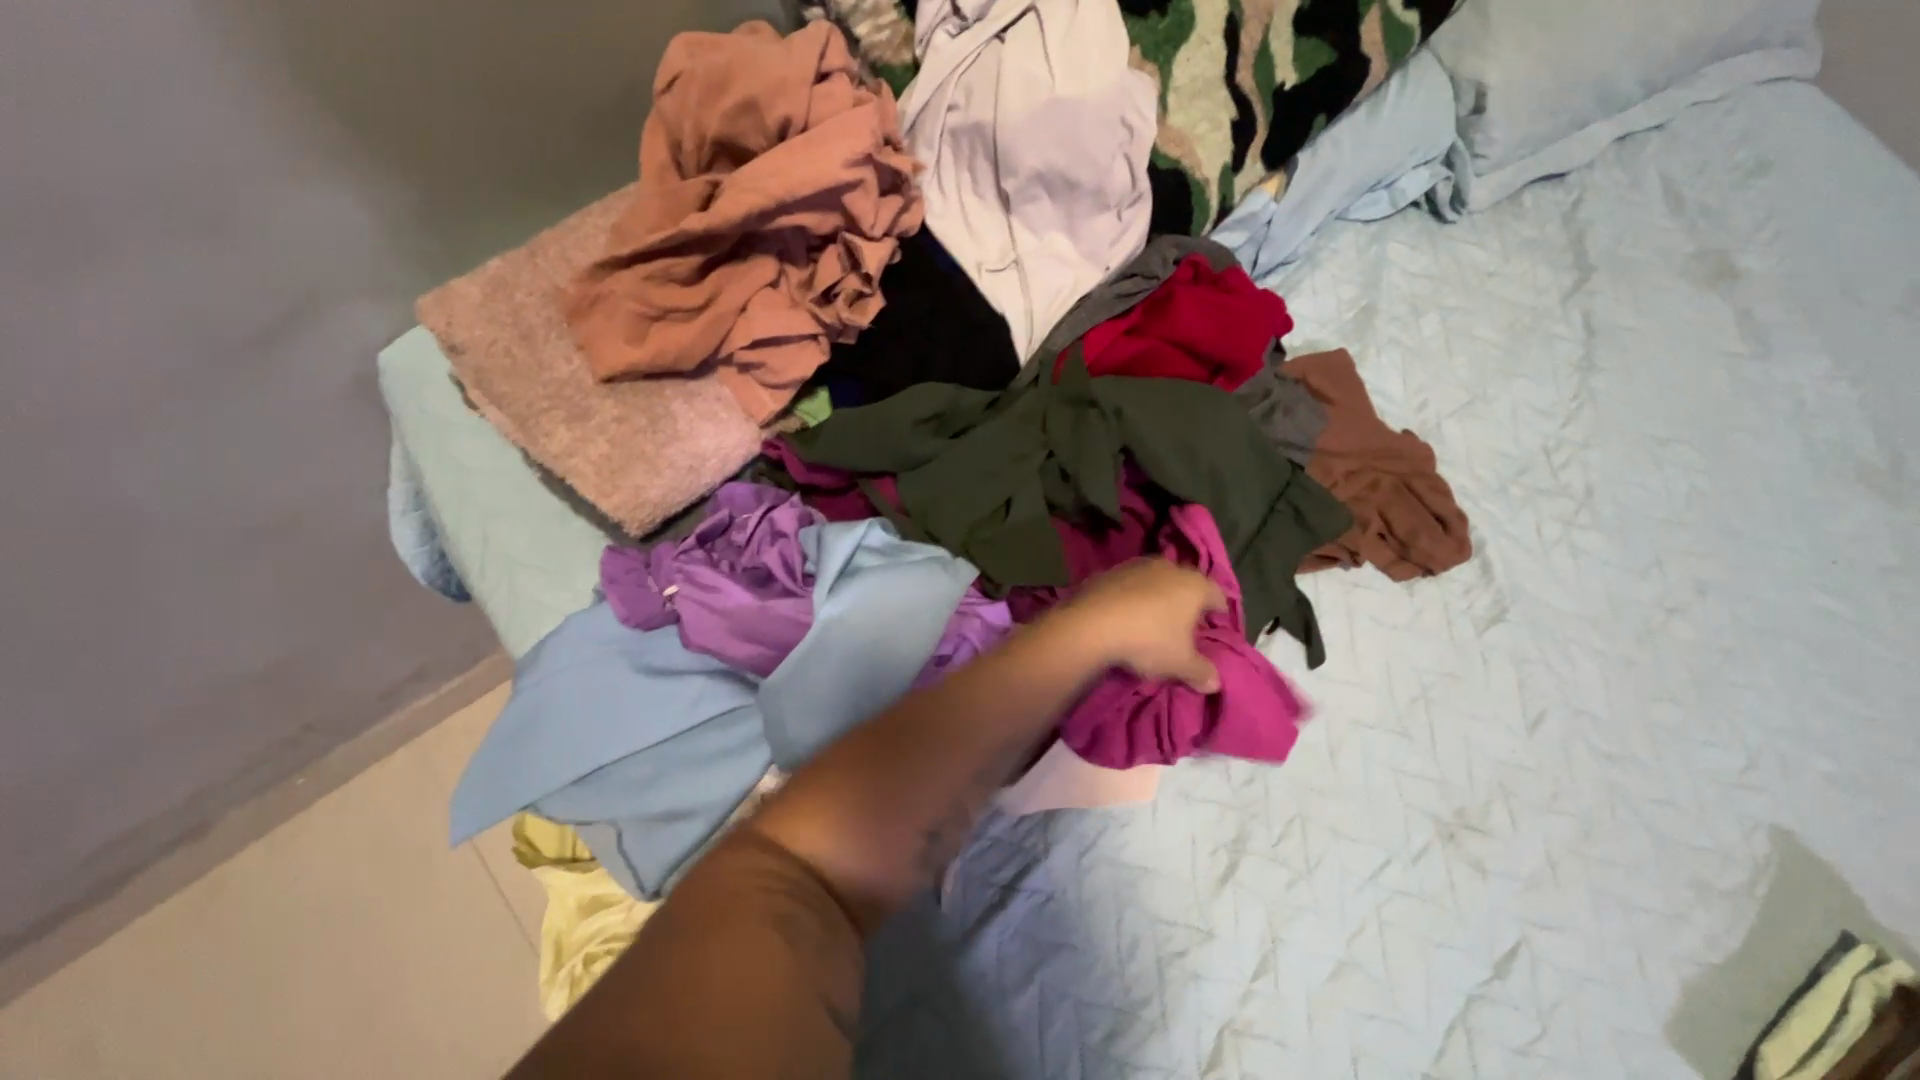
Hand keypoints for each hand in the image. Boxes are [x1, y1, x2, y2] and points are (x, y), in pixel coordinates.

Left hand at [1049, 558, 1227, 692]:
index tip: (1214, 625)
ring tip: (1151, 620)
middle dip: (1186, 603)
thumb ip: (1201, 672)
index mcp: (1194, 585)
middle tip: (1183, 626)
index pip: (1217, 595)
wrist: (1090, 624)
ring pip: (1155, 581)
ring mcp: (1136, 566)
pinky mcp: (1108, 571)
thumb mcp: (1180, 664)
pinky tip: (1123, 615)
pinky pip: (1128, 585)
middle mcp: (1168, 568)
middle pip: (1186, 584)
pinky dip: (1130, 597)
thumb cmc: (1148, 640)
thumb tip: (1215, 683)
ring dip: (1156, 597)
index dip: (1218, 612)